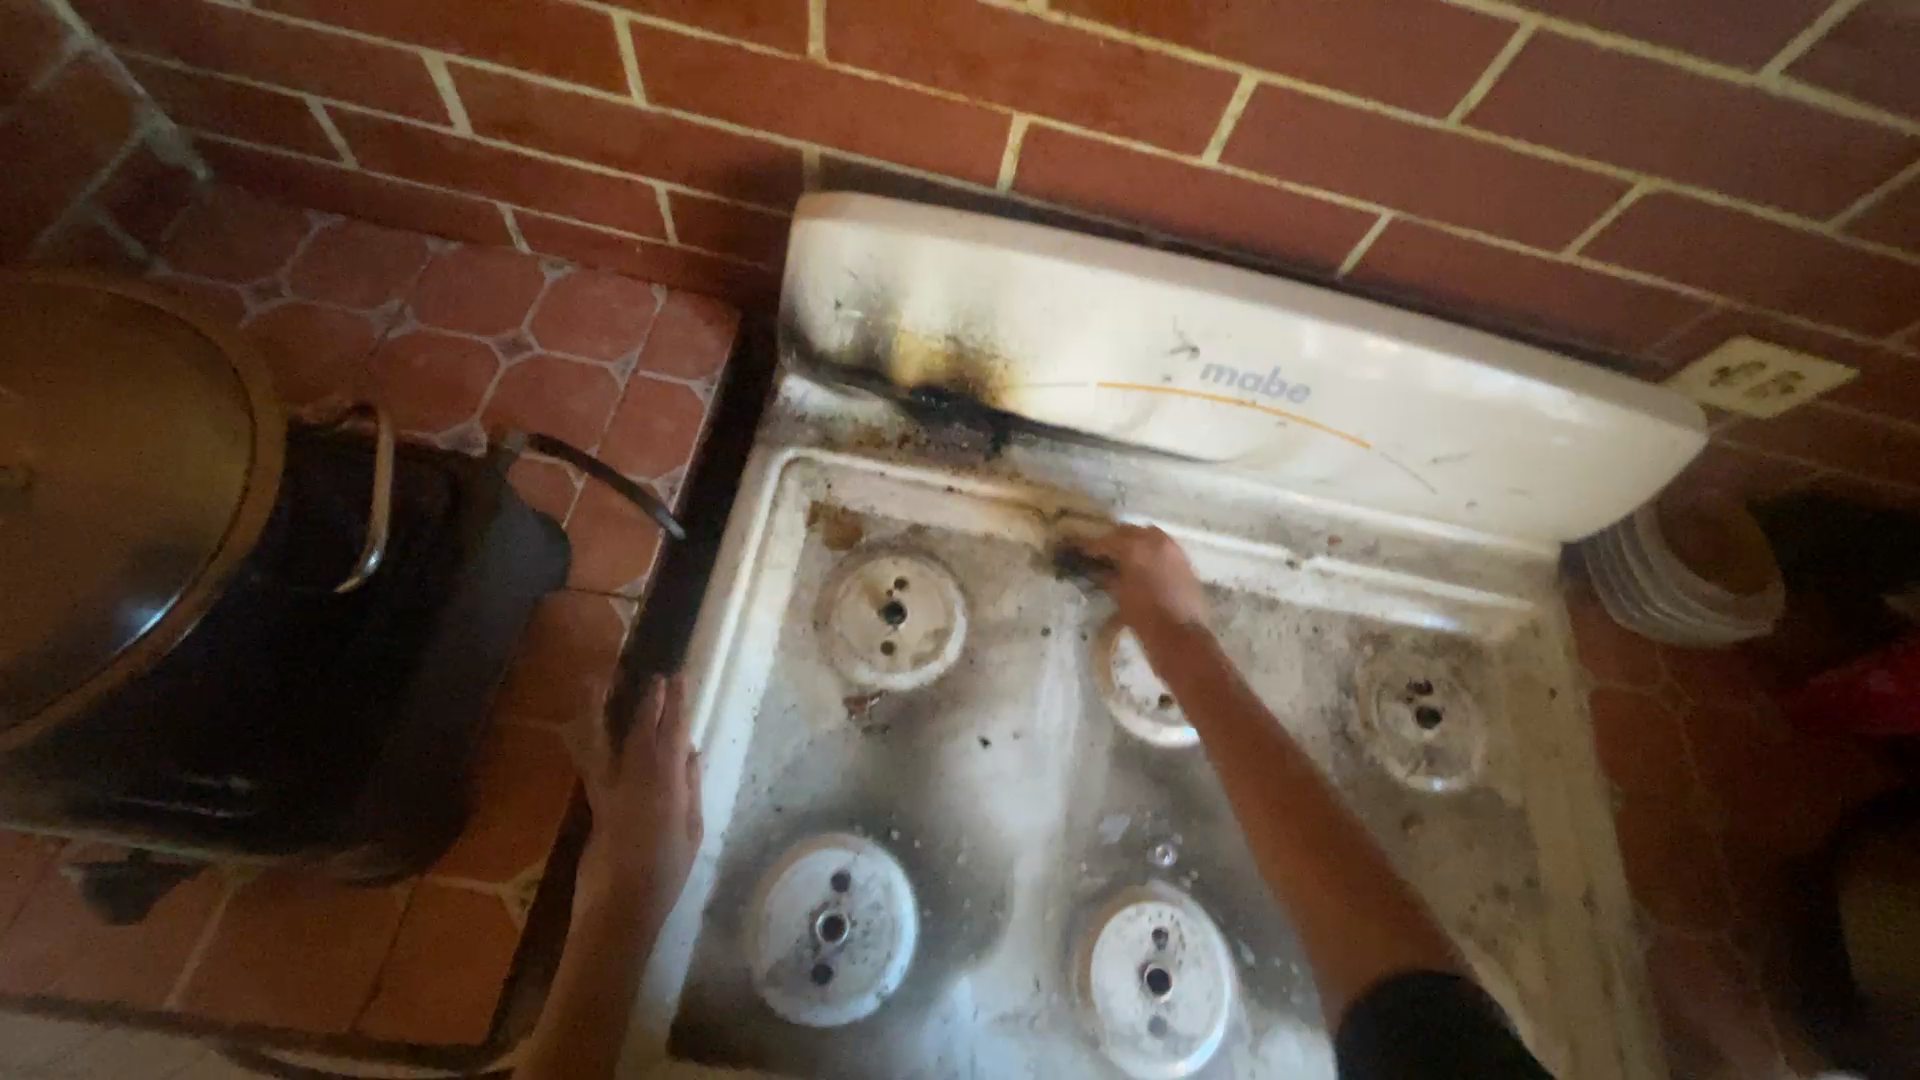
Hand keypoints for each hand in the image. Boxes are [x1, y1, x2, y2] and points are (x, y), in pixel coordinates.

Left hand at [568, 673, 702, 919]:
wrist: (620, 907)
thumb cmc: (666, 872)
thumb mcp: (692, 828)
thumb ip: (690, 787)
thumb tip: (689, 754)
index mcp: (665, 785)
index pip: (672, 733)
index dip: (676, 704)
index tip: (678, 679)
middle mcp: (633, 779)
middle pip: (637, 729)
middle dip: (647, 700)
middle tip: (654, 677)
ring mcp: (608, 789)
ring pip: (598, 739)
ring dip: (597, 708)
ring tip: (596, 682)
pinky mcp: (593, 802)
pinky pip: (589, 759)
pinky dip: (586, 736)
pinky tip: (583, 724)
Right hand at [1079, 525, 1210, 643]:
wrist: (1181, 634)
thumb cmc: (1144, 616)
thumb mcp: (1120, 596)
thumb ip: (1107, 577)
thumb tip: (1097, 571)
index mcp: (1135, 548)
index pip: (1106, 541)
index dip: (1092, 546)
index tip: (1082, 550)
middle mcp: (1154, 541)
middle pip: (1128, 531)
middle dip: (1113, 540)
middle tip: (1102, 553)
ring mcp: (1172, 548)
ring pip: (1148, 534)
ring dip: (1134, 541)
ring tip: (1124, 555)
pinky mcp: (1184, 559)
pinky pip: (1163, 544)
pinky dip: (1150, 548)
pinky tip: (1144, 562)